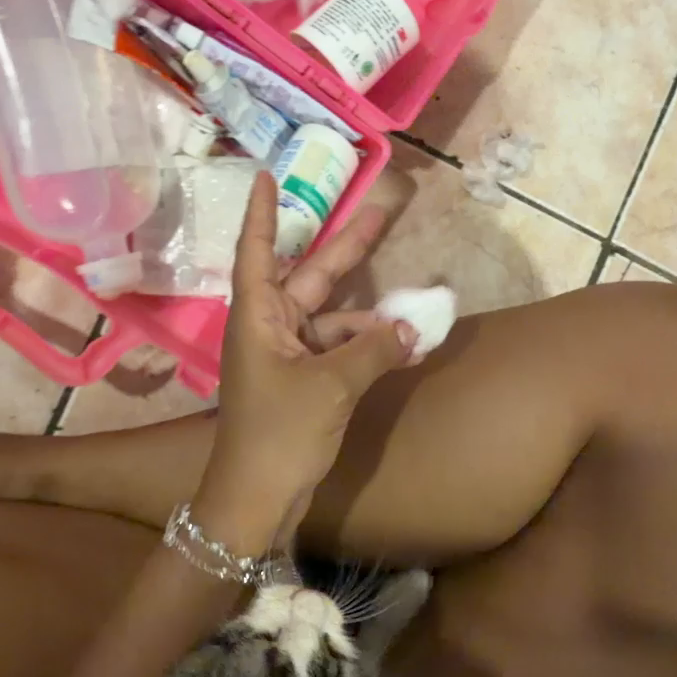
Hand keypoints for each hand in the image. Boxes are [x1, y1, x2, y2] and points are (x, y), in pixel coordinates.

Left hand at [193, 174, 417, 544]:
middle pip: (311, 276)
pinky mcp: (302, 383)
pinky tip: (406, 347)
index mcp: (258, 317)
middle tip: (383, 210)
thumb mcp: (332, 386)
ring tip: (419, 313)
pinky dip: (369, 348)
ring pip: (333, 319)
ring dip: (372, 318)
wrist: (257, 501)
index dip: (261, 213)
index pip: (257, 251)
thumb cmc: (280, 433)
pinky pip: (339, 351)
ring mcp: (286, 356)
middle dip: (348, 247)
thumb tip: (411, 327)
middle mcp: (270, 328)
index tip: (266, 175)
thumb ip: (374, 349)